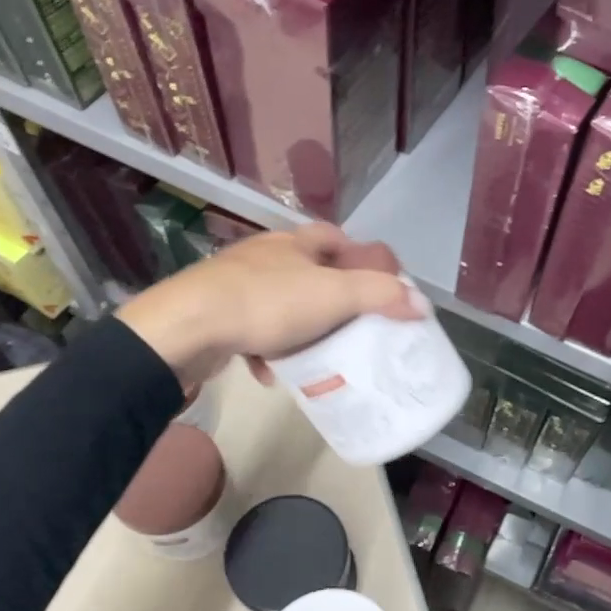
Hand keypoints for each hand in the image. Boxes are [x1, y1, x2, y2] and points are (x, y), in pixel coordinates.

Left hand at [115, 223, 422, 386]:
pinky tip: (272, 374)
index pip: (333, 236)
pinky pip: (250, 331)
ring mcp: (233, 285)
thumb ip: (382, 296)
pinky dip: (265, 350)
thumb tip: (423, 304)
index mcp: (293, 243)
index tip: (375, 282)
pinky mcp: (213, 315)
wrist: (188, 327)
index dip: (357, 254)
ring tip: (316, 351)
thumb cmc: (268, 302)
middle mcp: (263, 257)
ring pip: (277, 302)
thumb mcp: (336, 296)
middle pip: (305, 270)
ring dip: (297, 326)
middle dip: (329, 294)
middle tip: (351, 322)